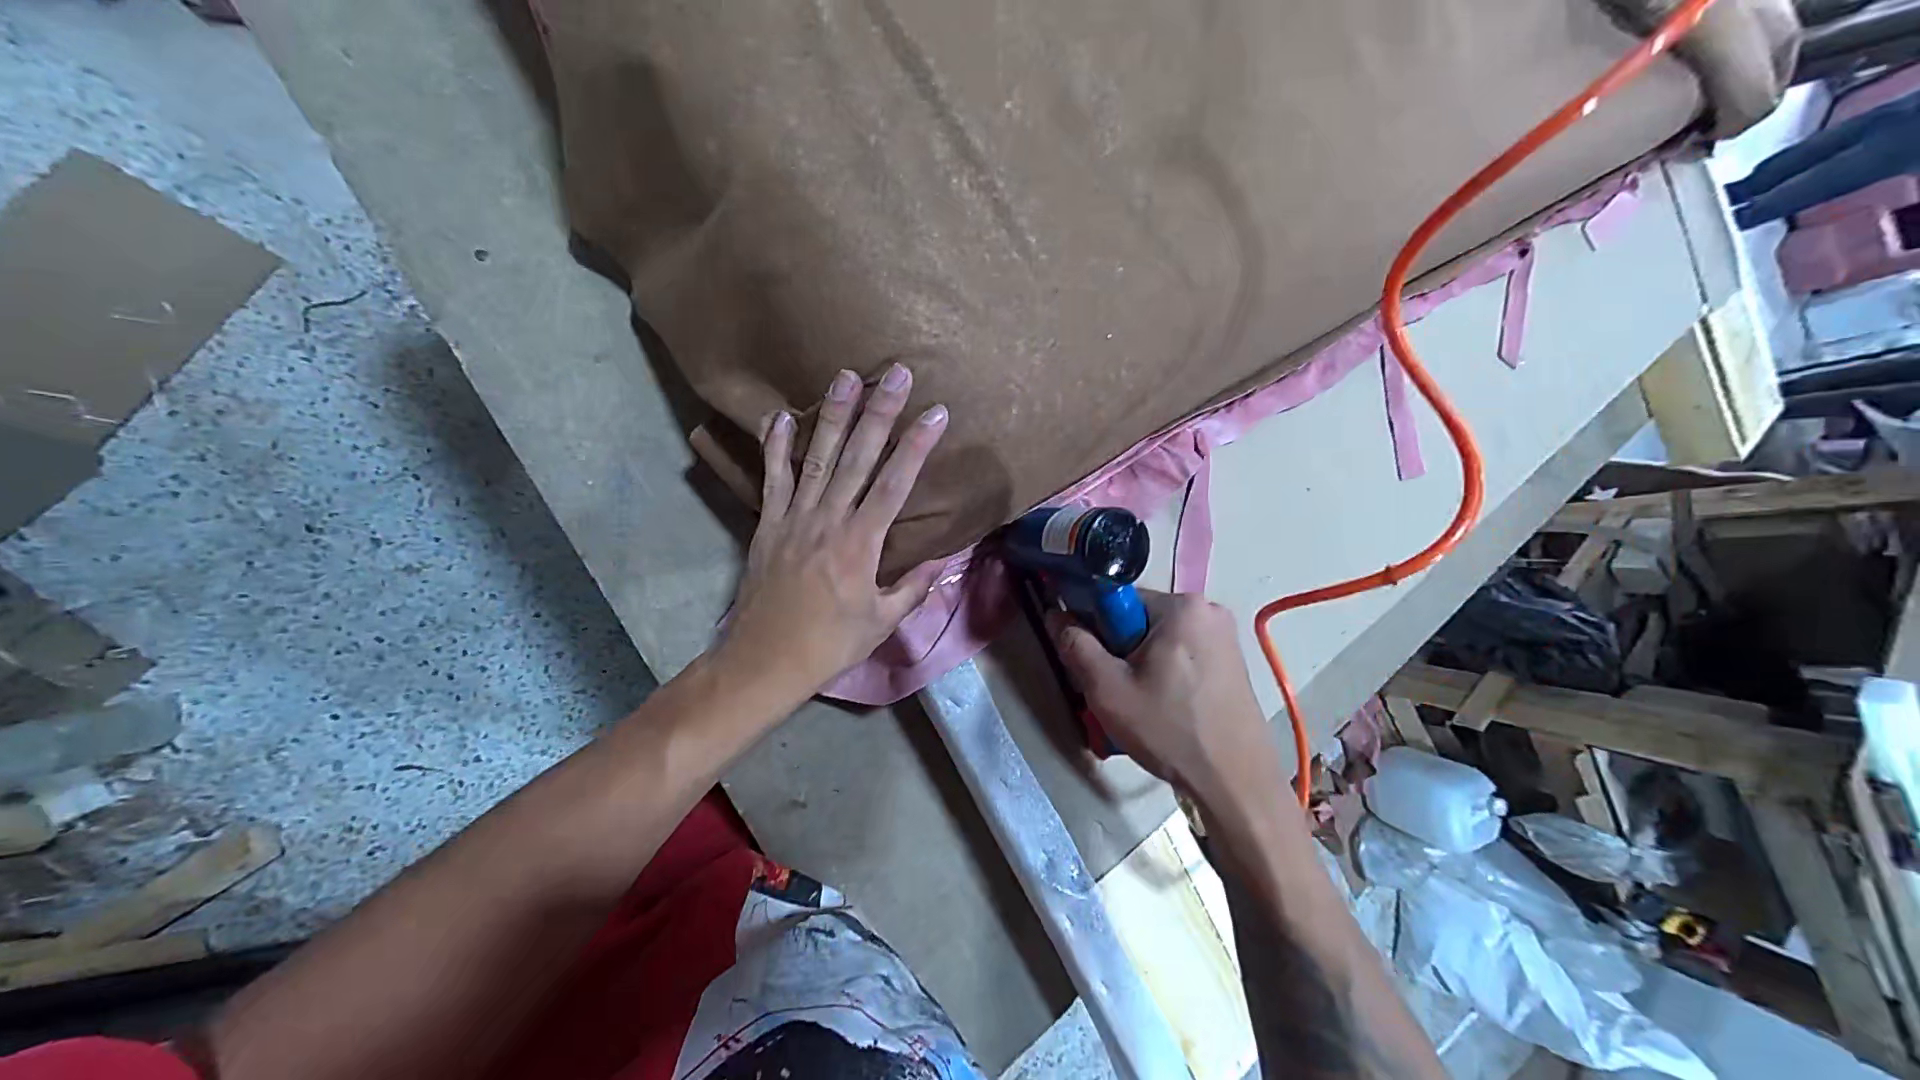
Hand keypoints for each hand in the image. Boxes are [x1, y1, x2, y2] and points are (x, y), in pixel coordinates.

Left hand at [716, 364, 948, 701]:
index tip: (936, 413)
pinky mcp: (768, 524)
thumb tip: (942, 560)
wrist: (766, 659)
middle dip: (880, 412)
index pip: (896, 484)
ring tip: (845, 377)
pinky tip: (780, 416)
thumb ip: (913, 587)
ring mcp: (794, 517)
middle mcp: (829, 520)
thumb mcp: (882, 621)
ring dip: (832, 415)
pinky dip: (775, 446)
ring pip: (818, 457)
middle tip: (895, 374)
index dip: (918, 446)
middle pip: (859, 457)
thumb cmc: (830, 643)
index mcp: (862, 544)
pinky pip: (772, 478)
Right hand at [1051, 590, 1287, 809]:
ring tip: (1142, 706)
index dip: (1097, 629)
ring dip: (1141, 667)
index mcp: (1182, 605)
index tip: (1095, 663)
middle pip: (1139, 620)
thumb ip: (1076, 646)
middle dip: (1120, 651)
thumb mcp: (1108, 689)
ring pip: (1159, 641)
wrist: (1236, 784)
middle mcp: (1209, 611)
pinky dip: (1166, 676)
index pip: (1117, 599)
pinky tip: (1165, 709)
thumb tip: (1056, 615)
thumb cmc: (1169, 730)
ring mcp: (1226, 637)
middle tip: (1117, 691)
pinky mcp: (1233, 663)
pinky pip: (1182, 656)